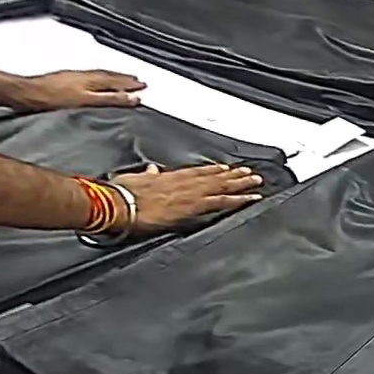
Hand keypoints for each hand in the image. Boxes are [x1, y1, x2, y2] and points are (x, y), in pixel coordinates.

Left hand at [9, 69, 145, 110]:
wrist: (22, 94)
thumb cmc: (51, 98)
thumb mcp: (88, 101)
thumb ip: (112, 99)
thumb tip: (133, 98)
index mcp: (92, 80)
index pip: (117, 80)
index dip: (131, 83)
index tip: (143, 85)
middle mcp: (83, 76)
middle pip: (108, 76)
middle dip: (123, 78)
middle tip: (135, 79)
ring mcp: (71, 77)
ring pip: (98, 76)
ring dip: (111, 77)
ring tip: (120, 79)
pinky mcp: (62, 81)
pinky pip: (87, 78)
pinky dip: (98, 80)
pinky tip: (95, 83)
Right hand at [109, 163, 263, 233]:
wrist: (117, 204)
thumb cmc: (120, 193)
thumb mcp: (133, 178)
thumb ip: (147, 175)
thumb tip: (151, 169)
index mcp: (169, 176)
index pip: (197, 172)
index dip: (213, 170)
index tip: (225, 168)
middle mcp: (185, 182)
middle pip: (214, 177)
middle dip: (233, 175)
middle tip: (250, 172)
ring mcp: (193, 192)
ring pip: (223, 186)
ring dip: (241, 183)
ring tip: (256, 181)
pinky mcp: (196, 205)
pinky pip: (223, 201)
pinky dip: (240, 199)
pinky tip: (253, 198)